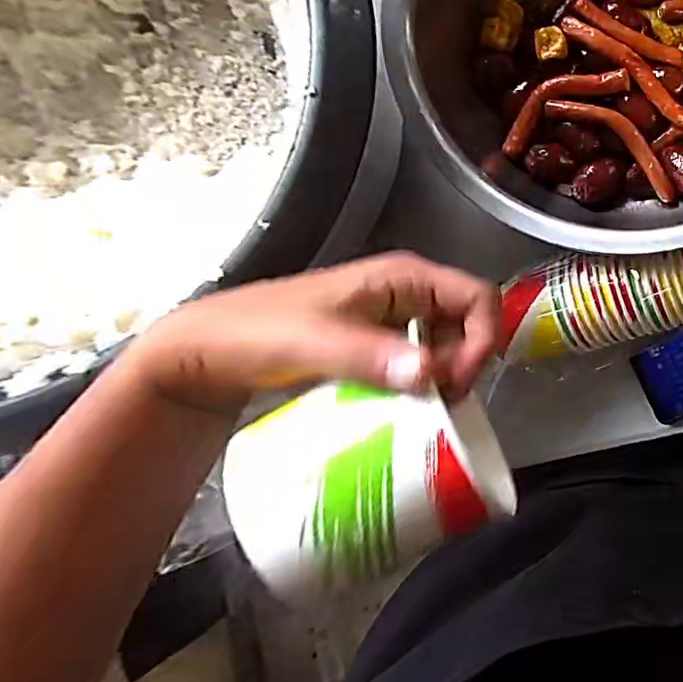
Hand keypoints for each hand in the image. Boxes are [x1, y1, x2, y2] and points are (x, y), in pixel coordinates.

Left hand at [120, 252, 501, 416]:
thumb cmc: (255, 333)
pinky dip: (427, 383)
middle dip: (466, 361)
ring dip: (448, 375)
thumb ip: (374, 356)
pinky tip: (410, 403)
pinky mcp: (385, 342)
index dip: (483, 335)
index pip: (478, 296)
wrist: (199, 354)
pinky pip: (426, 360)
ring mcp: (398, 317)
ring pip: (452, 344)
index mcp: (406, 276)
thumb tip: (432, 375)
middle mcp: (411, 292)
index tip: (458, 380)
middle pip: (472, 322)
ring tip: (426, 405)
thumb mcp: (315, 343)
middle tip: (442, 399)